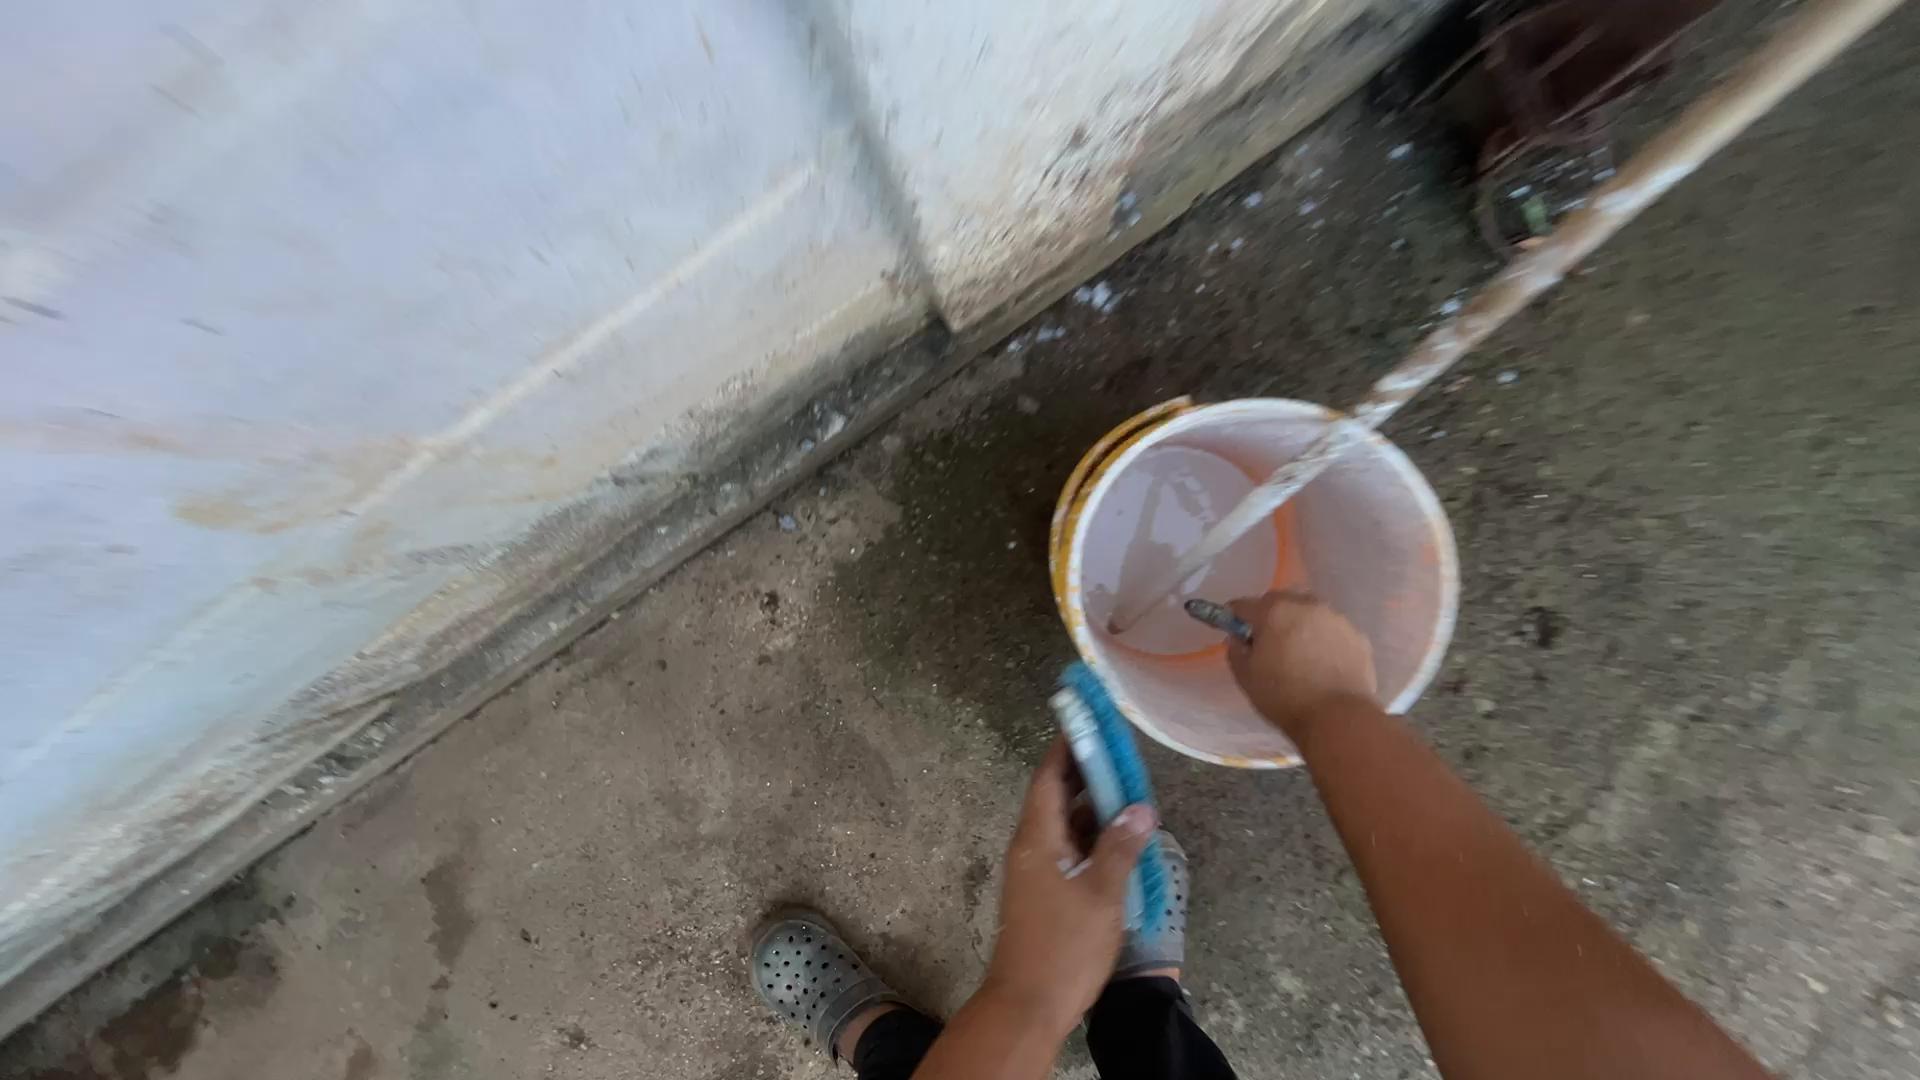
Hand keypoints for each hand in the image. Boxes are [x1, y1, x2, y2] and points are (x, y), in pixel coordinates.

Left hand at [983, 739, 1155, 1033]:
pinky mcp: (1042, 889)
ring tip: (1126, 789)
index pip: (1049, 776)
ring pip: (1063, 823)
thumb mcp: (1101, 895)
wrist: (1028, 1003)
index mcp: (1037, 836)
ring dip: (1090, 806)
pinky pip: (1066, 847)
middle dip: (1084, 772)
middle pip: (1055, 795)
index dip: (1066, 746)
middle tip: (1118, 752)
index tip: (1087, 721)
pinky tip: (1116, 837)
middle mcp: (1030, 844)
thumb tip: (1142, 808)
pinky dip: (1088, 835)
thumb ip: (1120, 847)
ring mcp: (1034, 868)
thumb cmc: (1064, 945)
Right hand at [1226, 589, 1377, 744]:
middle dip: (1270, 616)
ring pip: (1309, 612)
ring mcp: (1336, 619)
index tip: (1236, 633)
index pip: (1243, 605)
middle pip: (1280, 601)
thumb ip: (1236, 650)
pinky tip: (1323, 663)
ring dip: (1300, 625)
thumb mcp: (1245, 676)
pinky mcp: (1358, 636)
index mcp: (1273, 611)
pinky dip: (1324, 639)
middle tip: (1269, 642)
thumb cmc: (1284, 696)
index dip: (1235, 618)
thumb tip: (1240, 638)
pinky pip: (1332, 630)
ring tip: (1300, 653)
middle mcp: (1305, 605)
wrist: (1339, 718)